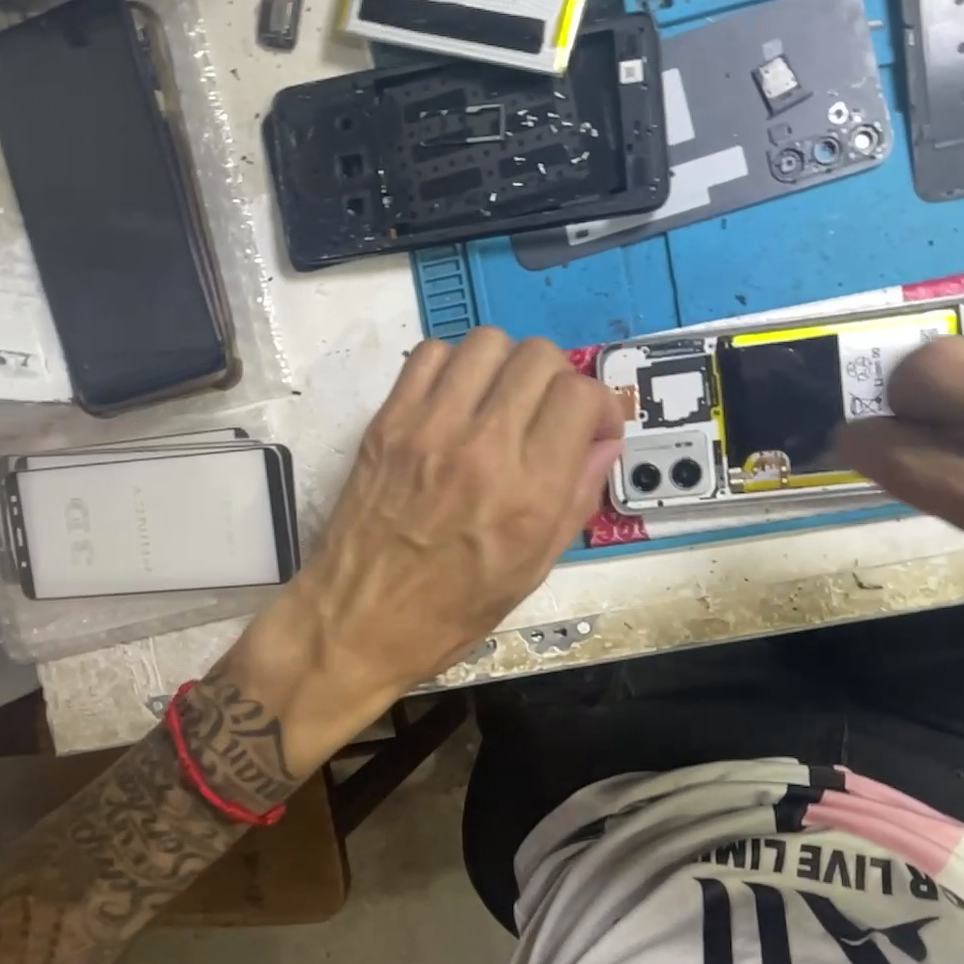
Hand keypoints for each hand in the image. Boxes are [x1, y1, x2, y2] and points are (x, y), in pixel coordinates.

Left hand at [271, 328, 622, 695]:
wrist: (359, 621)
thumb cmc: (453, 609)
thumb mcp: (536, 568)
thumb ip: (578, 496)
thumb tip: (604, 442)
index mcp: (529, 493)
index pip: (581, 396)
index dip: (600, 406)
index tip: (593, 429)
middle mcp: (483, 448)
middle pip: (540, 357)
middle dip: (560, 379)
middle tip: (550, 414)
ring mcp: (429, 428)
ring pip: (489, 342)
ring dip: (510, 365)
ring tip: (504, 401)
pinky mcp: (388, 421)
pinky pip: (431, 354)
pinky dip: (456, 366)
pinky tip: (458, 400)